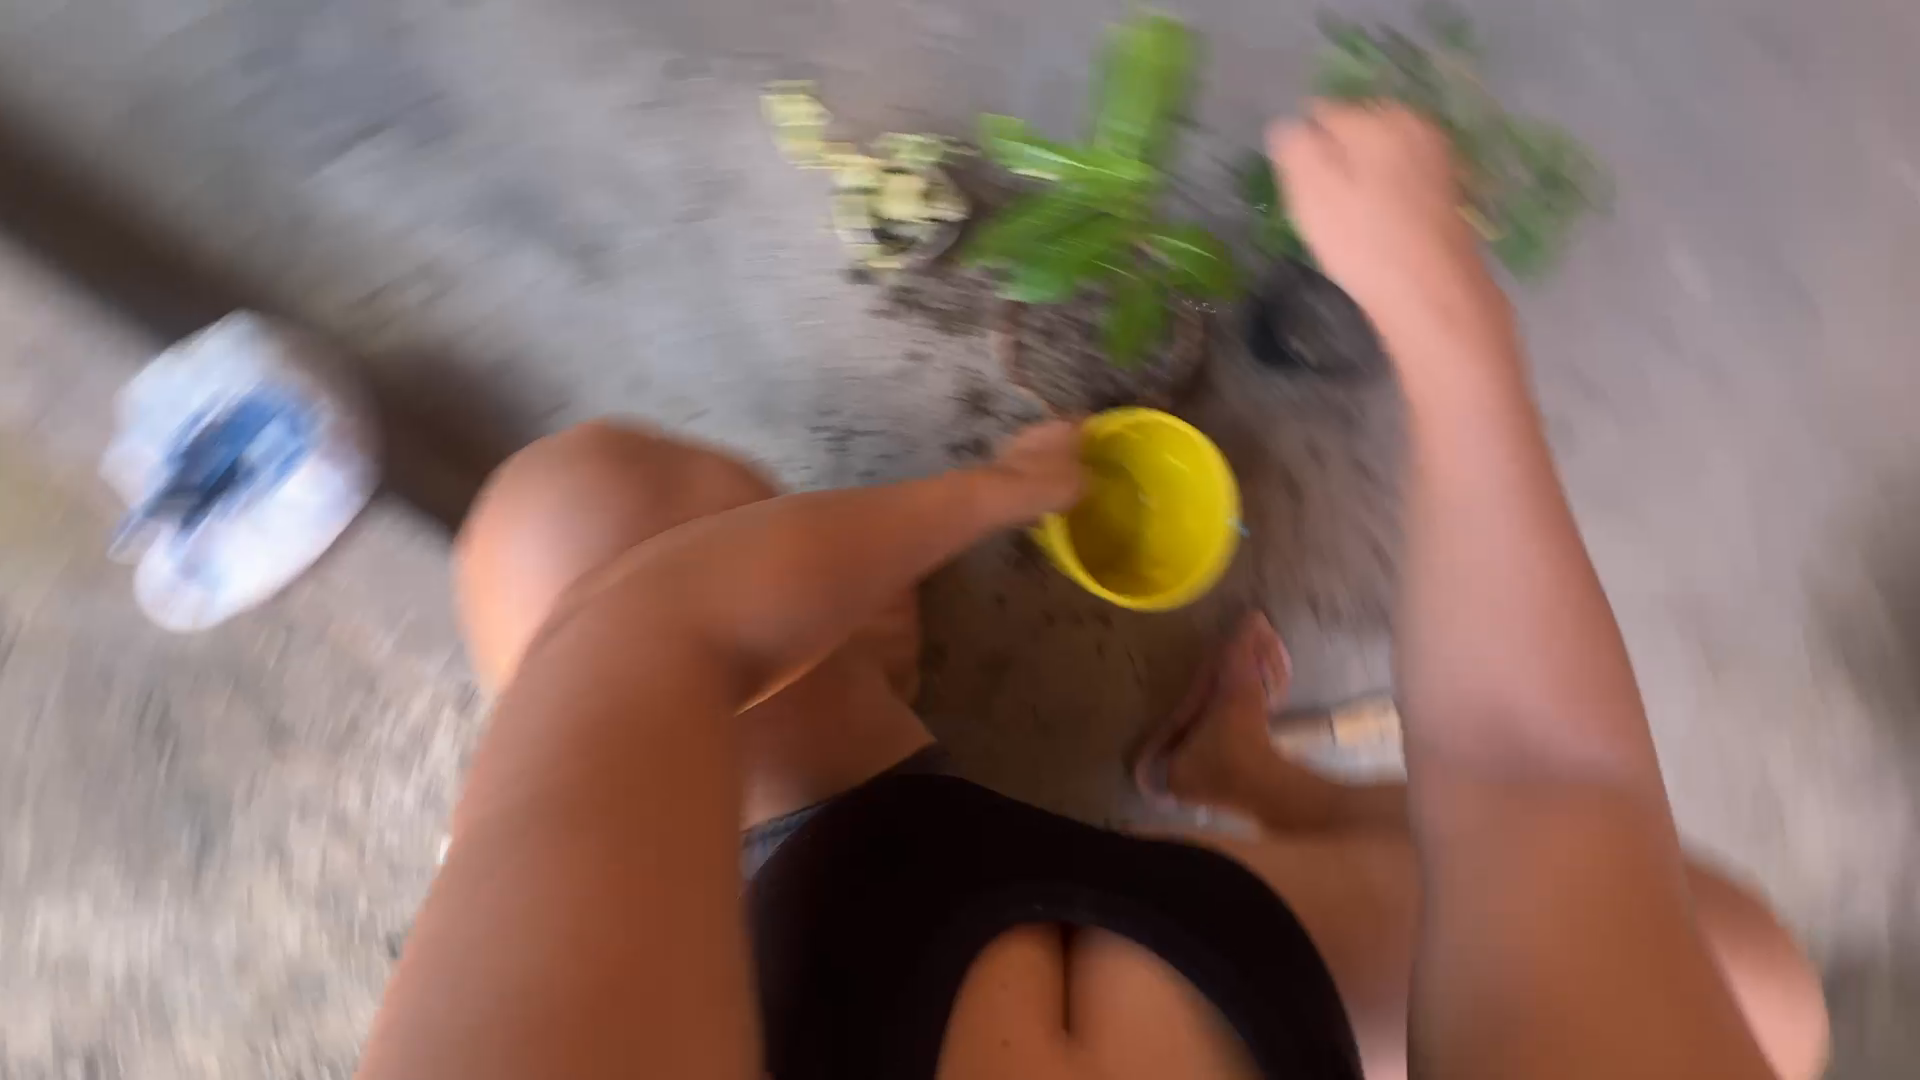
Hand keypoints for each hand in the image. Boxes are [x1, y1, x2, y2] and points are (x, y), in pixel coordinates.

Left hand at [978, 418, 1085, 523]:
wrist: (1001, 495)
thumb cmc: (1050, 484)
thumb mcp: (1083, 485)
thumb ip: (1089, 476)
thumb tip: (1089, 475)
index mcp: (1066, 426)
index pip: (1086, 421)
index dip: (1094, 433)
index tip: (1101, 446)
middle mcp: (1042, 427)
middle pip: (1060, 434)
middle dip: (1069, 449)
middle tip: (1081, 466)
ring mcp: (1019, 441)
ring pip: (1040, 449)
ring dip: (1047, 462)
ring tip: (1059, 482)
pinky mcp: (1001, 460)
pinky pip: (1025, 467)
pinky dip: (1031, 476)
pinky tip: (1038, 492)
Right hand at [1269, 103, 1514, 366]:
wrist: (1428, 286)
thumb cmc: (1361, 242)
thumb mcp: (1313, 196)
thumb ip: (1296, 152)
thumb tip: (1285, 125)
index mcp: (1373, 121)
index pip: (1325, 113)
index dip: (1304, 140)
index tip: (1293, 170)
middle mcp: (1410, 123)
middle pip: (1360, 126)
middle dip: (1338, 149)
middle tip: (1317, 190)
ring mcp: (1435, 151)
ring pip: (1385, 148)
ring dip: (1364, 167)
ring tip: (1346, 204)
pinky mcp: (1448, 182)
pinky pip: (1405, 170)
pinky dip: (1388, 183)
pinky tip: (1378, 214)